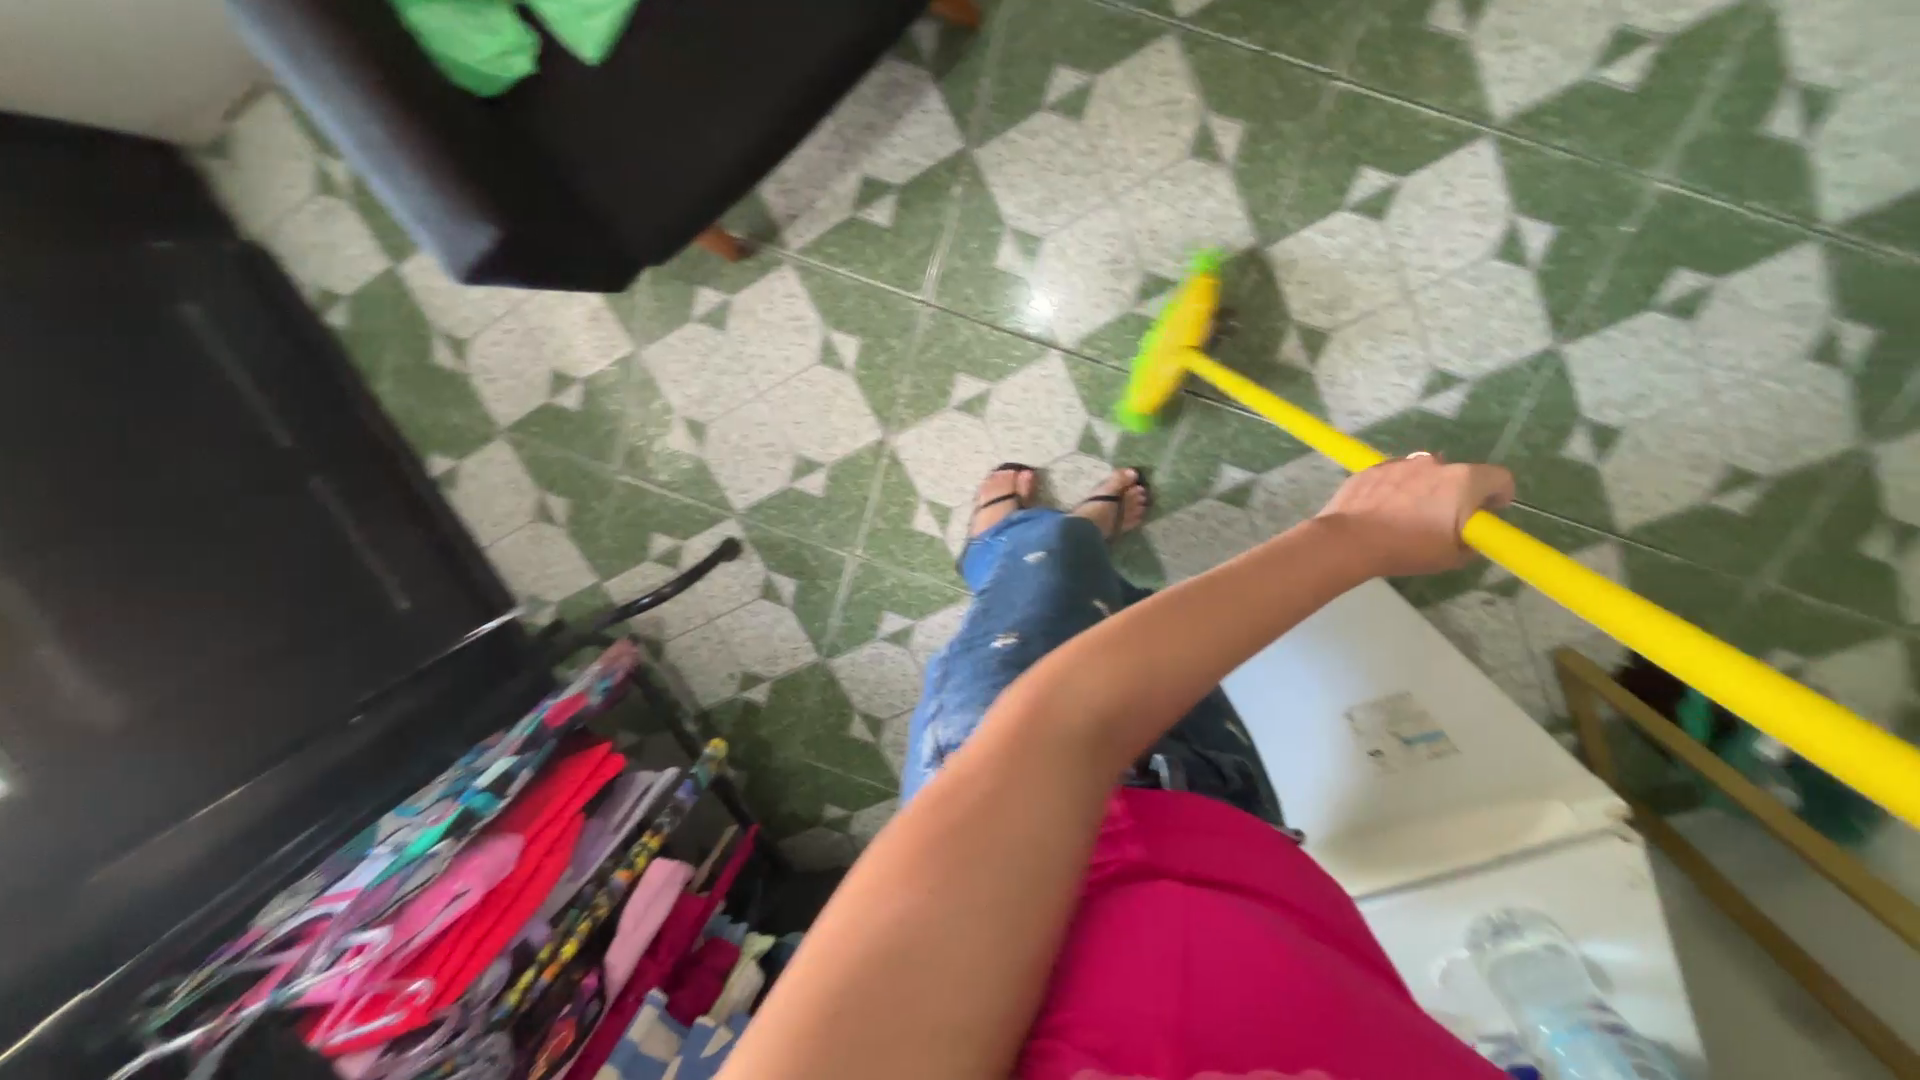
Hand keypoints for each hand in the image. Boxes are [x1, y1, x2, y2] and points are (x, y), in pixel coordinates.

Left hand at [1315, 453, 1515, 576]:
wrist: (1348, 540)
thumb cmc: (1407, 548)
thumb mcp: (1453, 556)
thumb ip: (1472, 543)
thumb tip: (1470, 537)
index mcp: (1464, 480)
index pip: (1500, 478)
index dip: (1500, 495)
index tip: (1489, 512)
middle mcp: (1434, 463)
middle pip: (1459, 474)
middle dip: (1459, 494)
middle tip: (1445, 519)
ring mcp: (1400, 462)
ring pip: (1423, 473)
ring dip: (1425, 488)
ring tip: (1409, 515)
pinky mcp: (1371, 468)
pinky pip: (1394, 476)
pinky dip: (1395, 488)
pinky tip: (1383, 510)